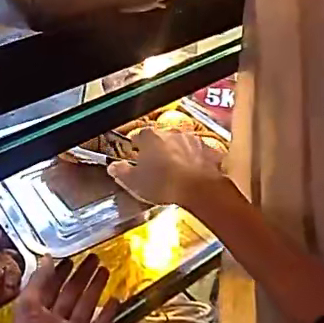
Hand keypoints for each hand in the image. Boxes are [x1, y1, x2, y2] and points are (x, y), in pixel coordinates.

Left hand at [3, 255, 117, 322]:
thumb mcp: (27, 311)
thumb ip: (38, 284)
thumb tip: (47, 257)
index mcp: (35, 314)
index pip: (49, 286)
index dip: (59, 271)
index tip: (71, 254)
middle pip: (69, 293)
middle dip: (80, 275)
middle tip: (94, 256)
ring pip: (85, 307)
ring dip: (94, 288)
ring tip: (106, 268)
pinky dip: (107, 313)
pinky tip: (116, 298)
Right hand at [108, 126, 228, 209]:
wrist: (199, 190)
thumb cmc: (165, 184)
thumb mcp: (134, 182)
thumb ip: (121, 172)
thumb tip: (113, 167)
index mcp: (150, 137)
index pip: (138, 136)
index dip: (136, 146)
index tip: (135, 154)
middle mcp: (171, 133)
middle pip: (161, 138)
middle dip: (158, 149)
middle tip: (155, 166)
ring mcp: (193, 140)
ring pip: (181, 144)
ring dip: (178, 153)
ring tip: (175, 172)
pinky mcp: (210, 151)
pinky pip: (200, 154)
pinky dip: (197, 161)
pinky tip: (194, 173)